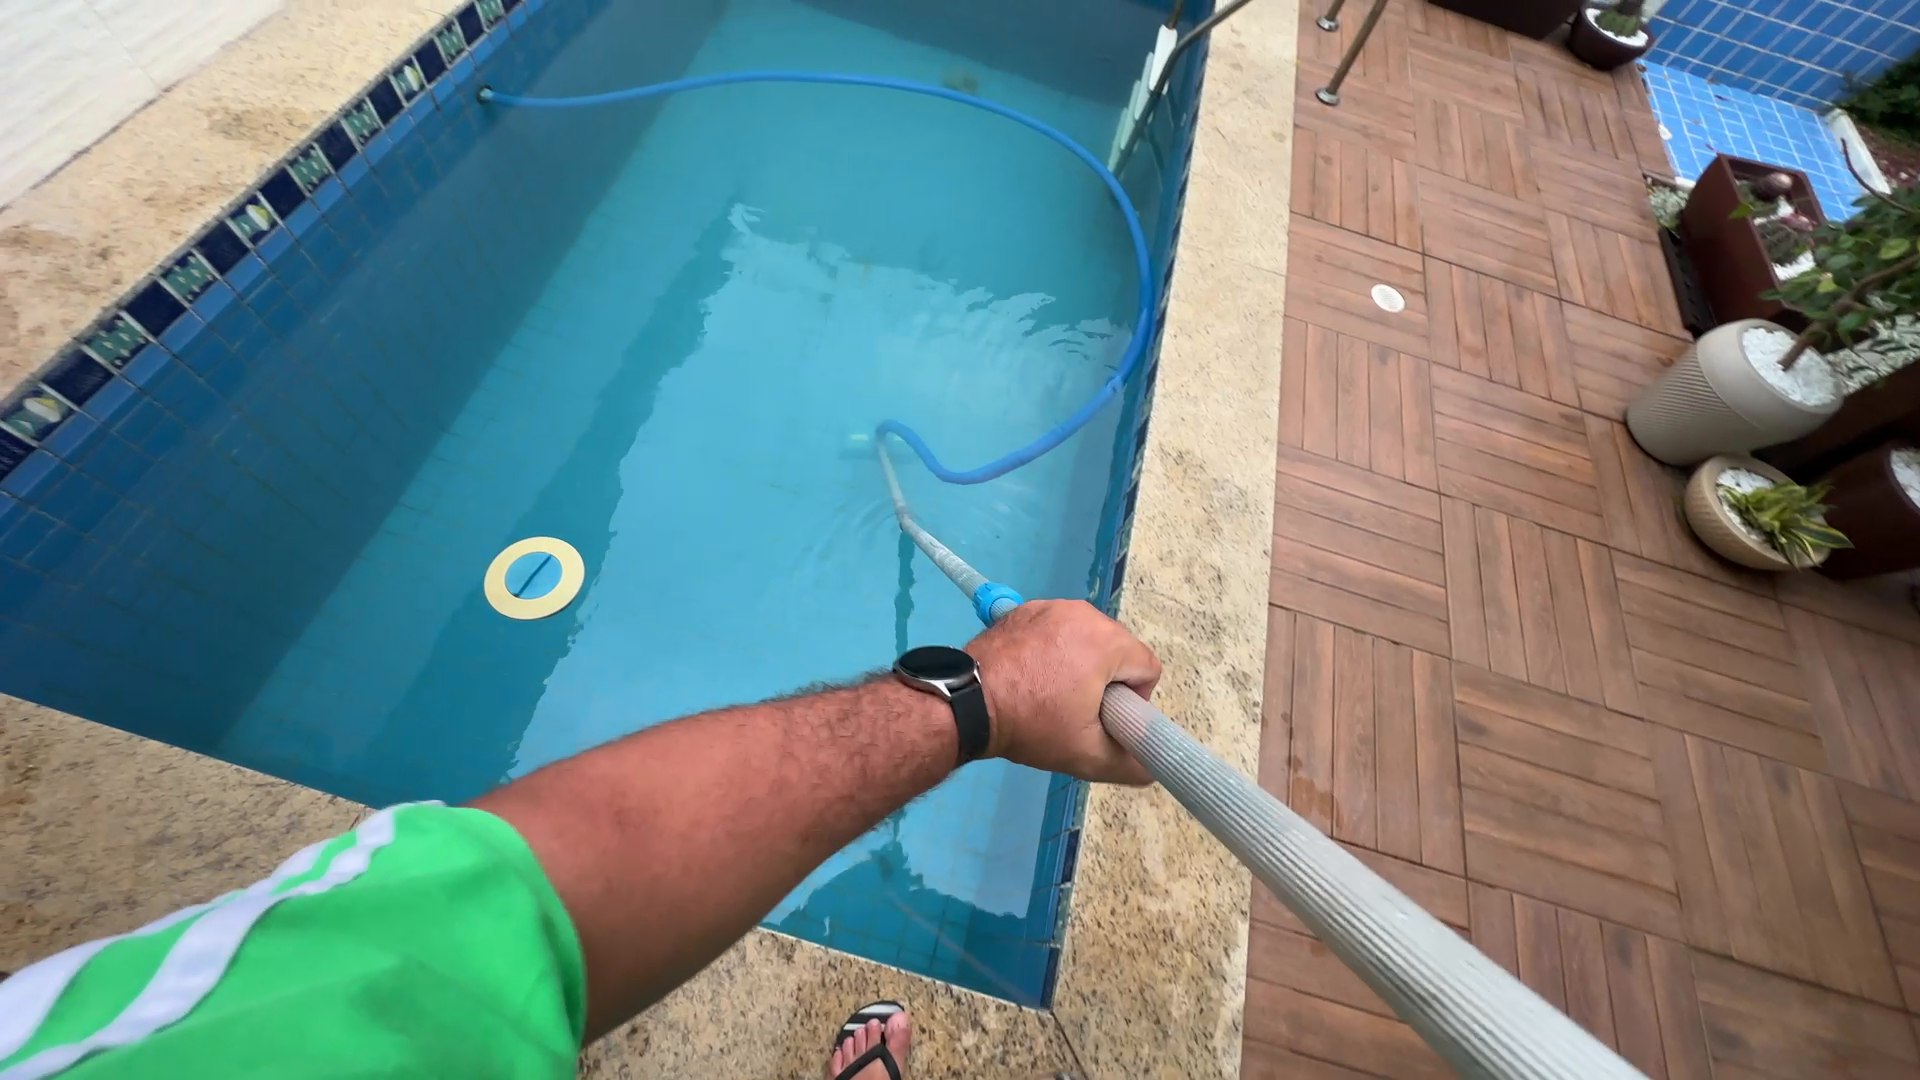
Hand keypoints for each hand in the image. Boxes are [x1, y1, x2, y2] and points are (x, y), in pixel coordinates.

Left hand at [965, 599, 1160, 784]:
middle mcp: (1083, 612)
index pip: (1147, 668)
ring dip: (1081, 661)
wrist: (968, 702)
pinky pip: (1058, 627)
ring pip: (1088, 636)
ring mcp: (1051, 606)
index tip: (1103, 717)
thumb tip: (1150, 767)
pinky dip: (1054, 647)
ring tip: (1051, 690)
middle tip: (1076, 707)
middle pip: (1119, 649)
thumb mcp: (1087, 754)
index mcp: (1107, 640)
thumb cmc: (1032, 723)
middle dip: (1107, 679)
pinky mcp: (1025, 609)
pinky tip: (1032, 672)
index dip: (1133, 700)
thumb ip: (1130, 763)